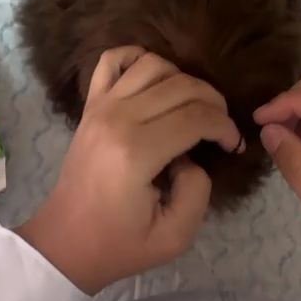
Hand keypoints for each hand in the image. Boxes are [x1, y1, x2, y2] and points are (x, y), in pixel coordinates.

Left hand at [17, 46, 241, 294]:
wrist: (66, 242)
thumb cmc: (119, 244)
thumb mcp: (174, 237)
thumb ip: (198, 191)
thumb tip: (192, 156)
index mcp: (137, 153)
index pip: (196, 117)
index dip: (225, 127)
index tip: (233, 145)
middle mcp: (118, 118)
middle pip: (181, 85)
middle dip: (213, 102)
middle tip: (221, 127)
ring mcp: (100, 105)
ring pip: (153, 64)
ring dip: (182, 79)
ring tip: (192, 106)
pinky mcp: (90, 103)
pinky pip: (112, 59)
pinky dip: (137, 56)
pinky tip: (155, 79)